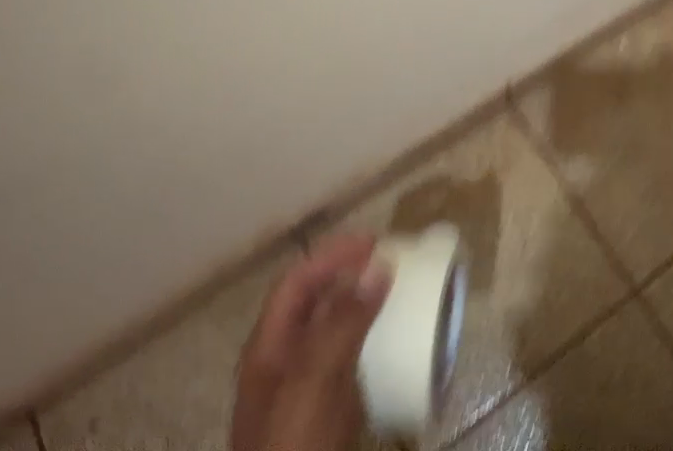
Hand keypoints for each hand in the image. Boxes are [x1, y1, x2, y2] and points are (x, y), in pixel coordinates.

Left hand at [231, 234, 393, 450]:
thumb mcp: (315, 383)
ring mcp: (305, 394)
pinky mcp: (328, 418)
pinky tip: (399, 351)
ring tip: (403, 296)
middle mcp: (284, 365)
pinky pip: (352, 366)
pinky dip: (374, 346)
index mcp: (269, 351)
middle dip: (350, 277)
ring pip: (334, 334)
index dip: (332, 257)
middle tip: (395, 263)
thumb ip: (342, 325)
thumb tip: (377, 266)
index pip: (297, 285)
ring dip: (365, 308)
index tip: (375, 242)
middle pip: (314, 305)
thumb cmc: (294, 447)